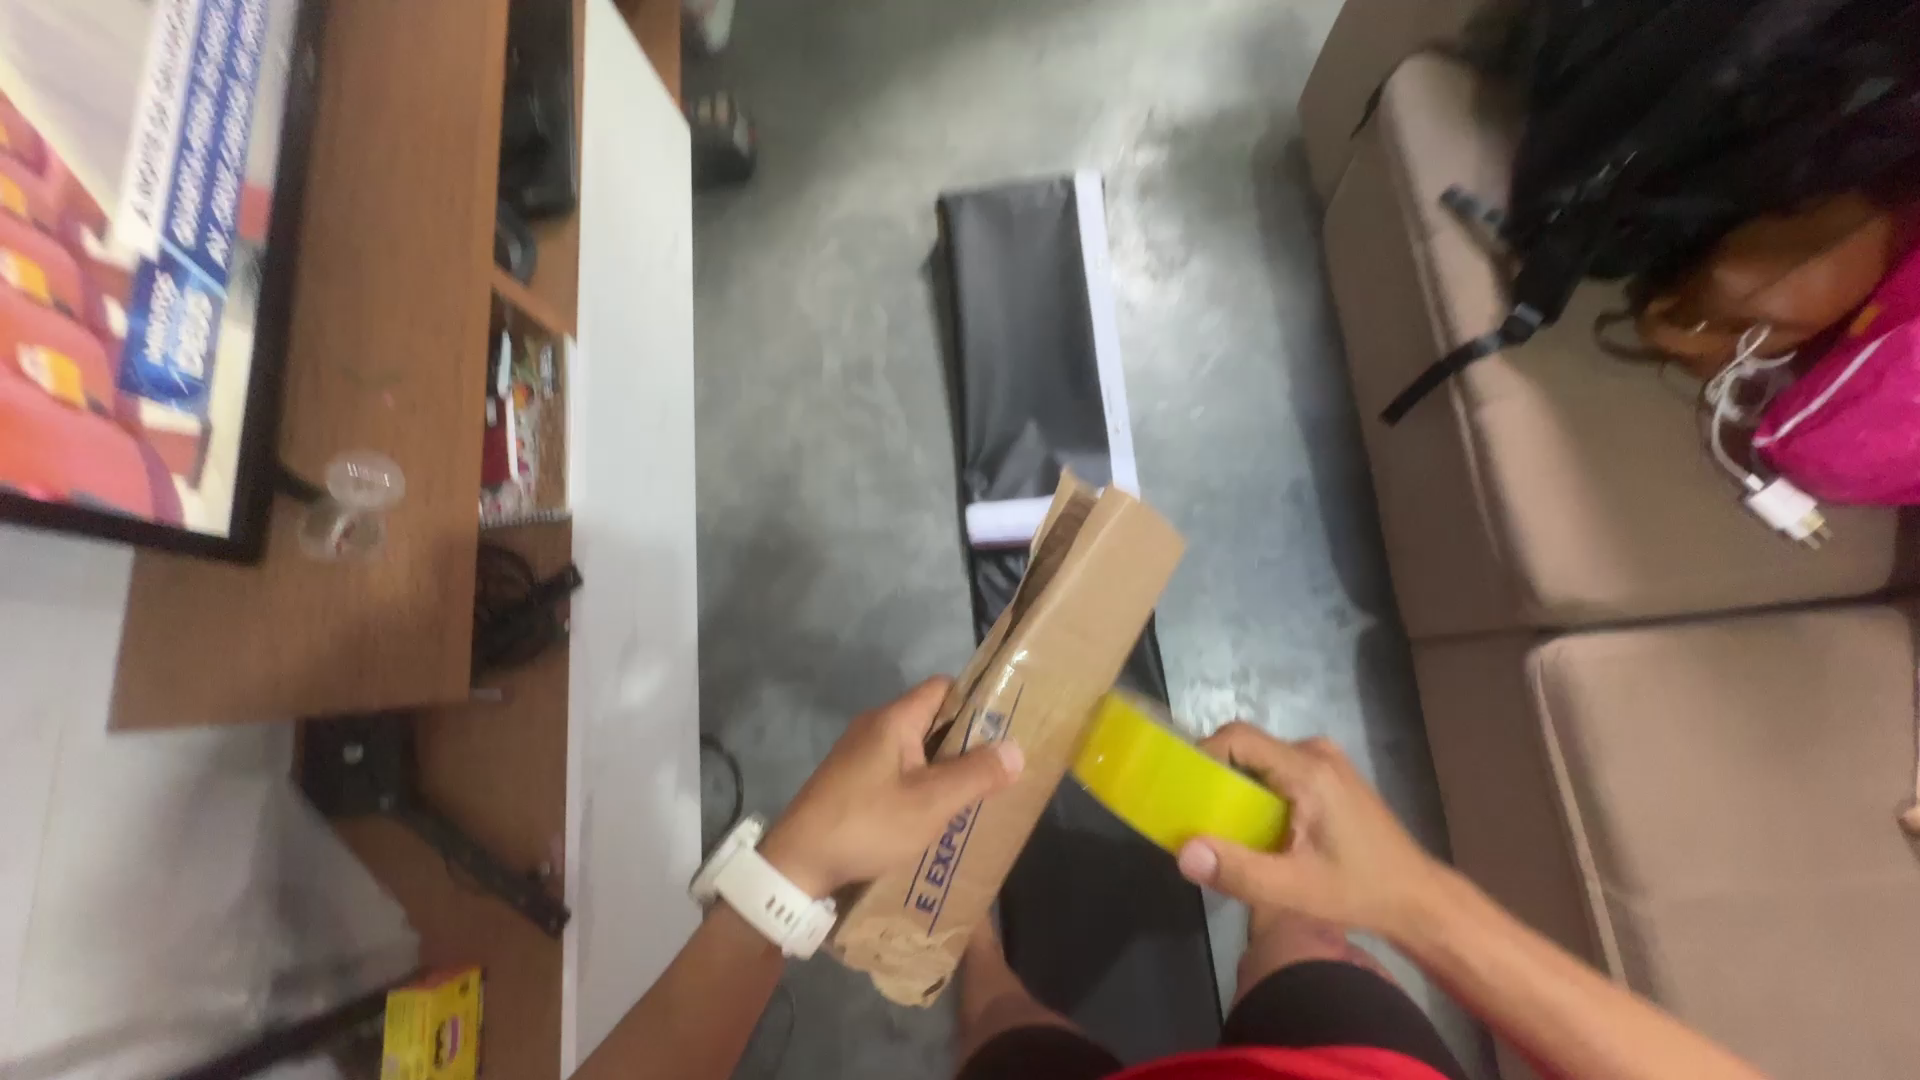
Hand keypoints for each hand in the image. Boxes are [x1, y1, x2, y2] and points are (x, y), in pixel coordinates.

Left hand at [760, 677, 1024, 897]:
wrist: (796, 864)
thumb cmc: (867, 823)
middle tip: (996, 768)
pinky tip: (932, 813)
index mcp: (894, 719)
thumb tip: (1016, 749)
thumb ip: (975, 774)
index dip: (975, 701)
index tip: (1003, 727)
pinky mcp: (850, 780)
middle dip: (964, 741)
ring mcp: (859, 753)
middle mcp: (875, 726)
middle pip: (931, 718)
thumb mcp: (930, 803)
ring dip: (942, 767)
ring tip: (973, 794)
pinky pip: (896, 769)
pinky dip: (918, 783)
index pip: (943, 687)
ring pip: (915, 748)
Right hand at [1174, 722, 1445, 937]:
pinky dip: (1258, 789)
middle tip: (1199, 813)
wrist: (1421, 902)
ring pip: (1260, 758)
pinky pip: (1276, 767)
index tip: (1183, 787)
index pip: (1239, 737)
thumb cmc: (1360, 892)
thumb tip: (1183, 853)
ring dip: (1237, 785)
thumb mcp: (1295, 890)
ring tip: (1224, 823)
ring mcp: (1325, 760)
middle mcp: (1315, 752)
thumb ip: (1238, 871)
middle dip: (1217, 776)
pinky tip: (1258, 827)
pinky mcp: (1329, 773)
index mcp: (1308, 770)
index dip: (1203, 753)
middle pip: (1246, 746)